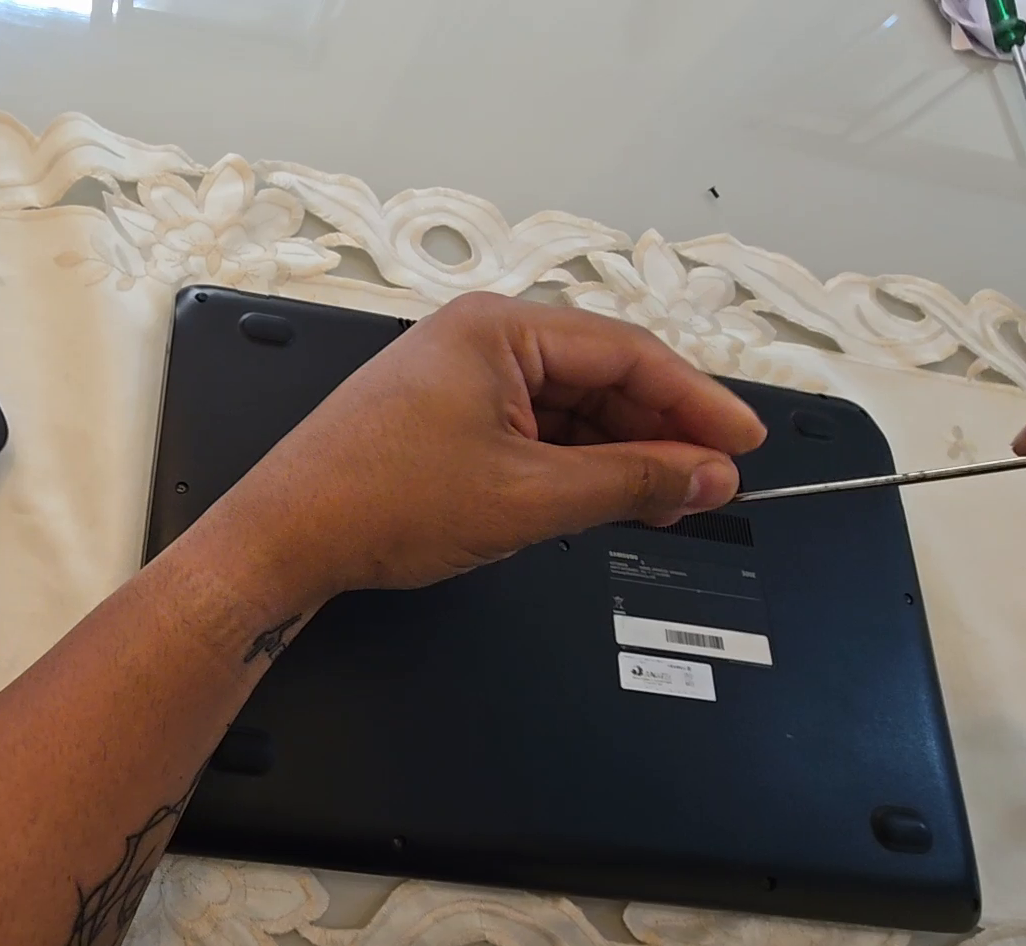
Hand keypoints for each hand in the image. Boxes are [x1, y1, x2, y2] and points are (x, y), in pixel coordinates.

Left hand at [203, 293, 767, 597]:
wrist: (282, 535)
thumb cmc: (385, 504)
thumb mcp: (526, 497)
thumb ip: (630, 482)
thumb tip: (708, 475)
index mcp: (494, 329)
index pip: (628, 352)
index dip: (697, 402)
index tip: (743, 447)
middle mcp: (467, 339)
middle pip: (591, 376)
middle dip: (649, 433)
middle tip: (699, 488)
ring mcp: (441, 377)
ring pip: (551, 406)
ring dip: (603, 452)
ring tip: (649, 501)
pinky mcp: (423, 414)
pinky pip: (511, 426)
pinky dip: (553, 460)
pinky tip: (582, 494)